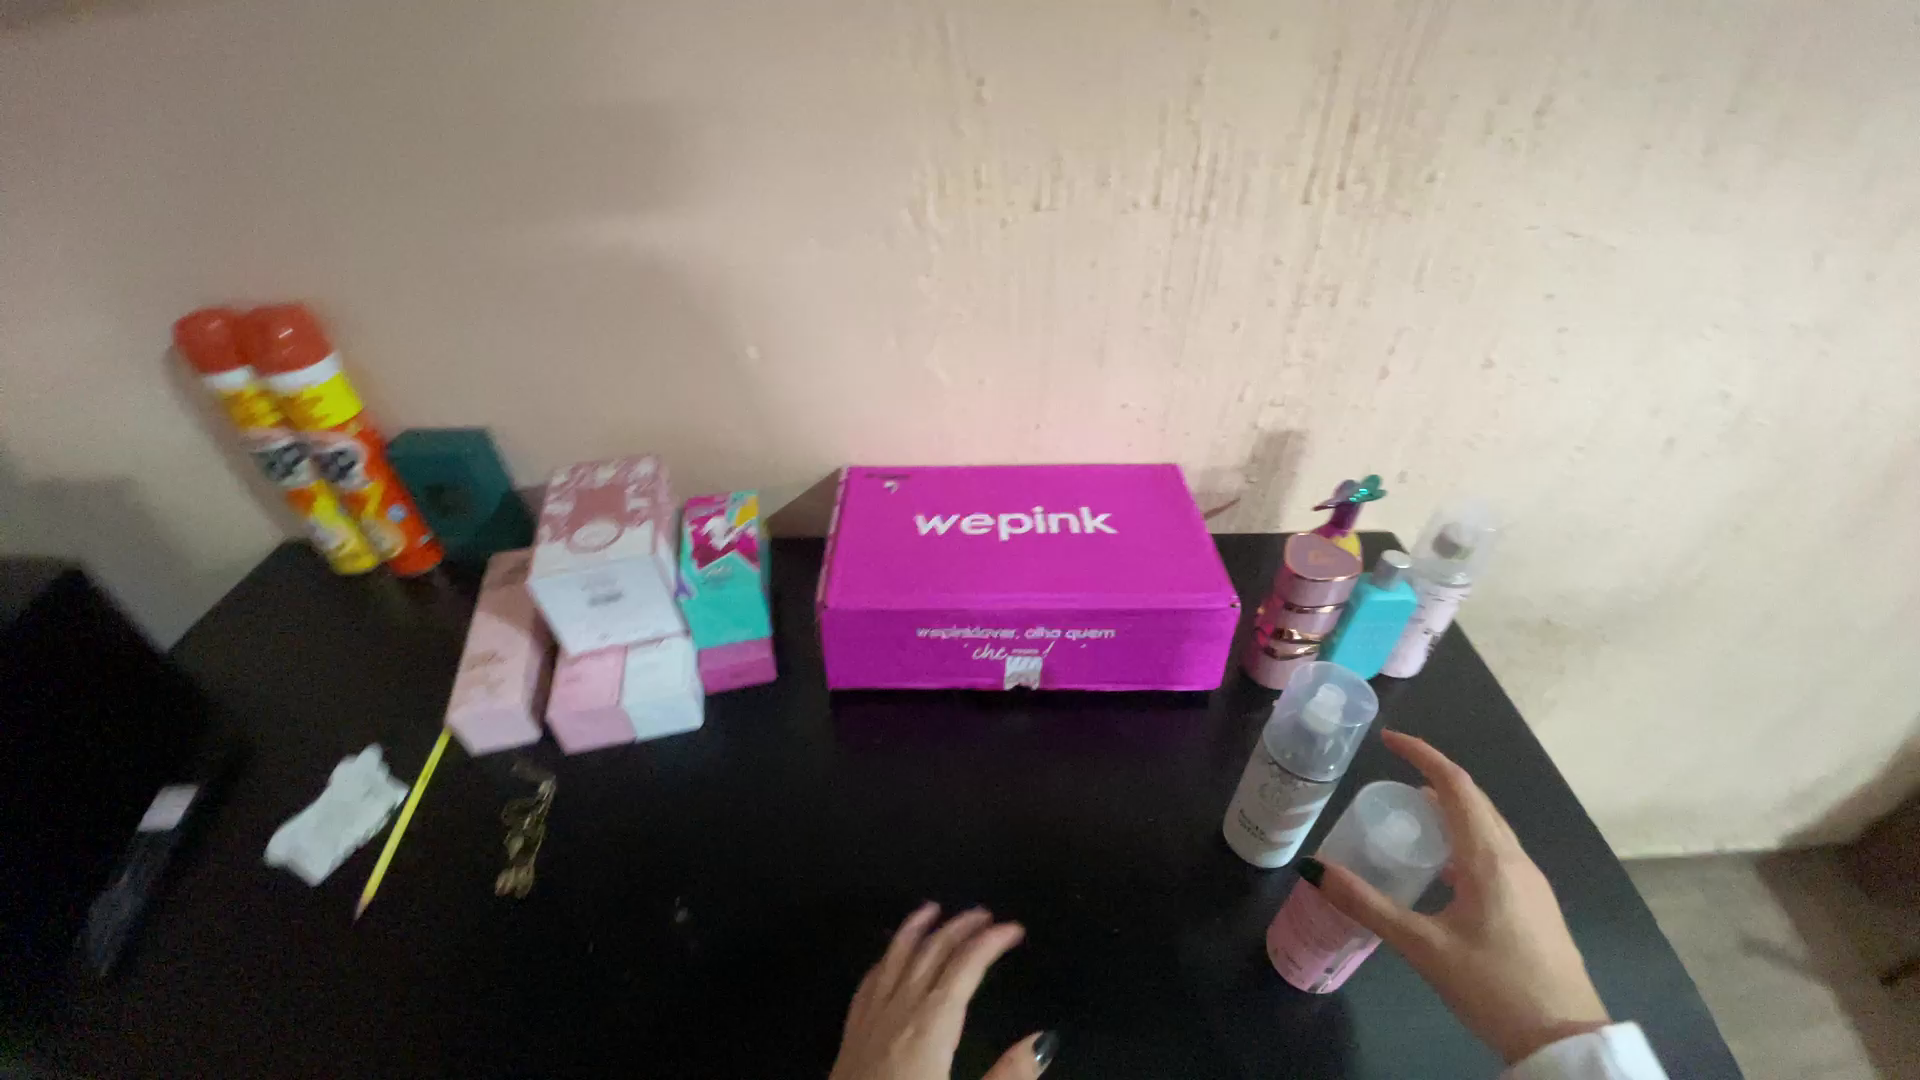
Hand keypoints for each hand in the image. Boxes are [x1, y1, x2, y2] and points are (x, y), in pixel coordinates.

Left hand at [831, 903, 1057, 1079]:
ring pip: (895, 956)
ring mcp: (870, 1020)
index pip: (966, 967)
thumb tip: (1042, 1039)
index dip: (991, 942)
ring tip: (933, 908)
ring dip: (916, 928)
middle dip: (960, 926)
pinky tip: (888, 956)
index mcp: (931, 1026)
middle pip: (932, 952)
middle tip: (985, 914)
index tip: (1015, 929)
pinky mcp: (850, 1035)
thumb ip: (1008, 1077)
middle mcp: (900, 1010)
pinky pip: (869, 981)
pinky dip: (885, 958)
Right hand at [1307, 731, 1610, 1064]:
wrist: (1569, 1047)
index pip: (1456, 786)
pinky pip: (1494, 851)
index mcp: (1490, 859)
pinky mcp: (1534, 906)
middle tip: (1392, 772)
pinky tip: (1441, 866)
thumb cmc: (1495, 988)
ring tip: (1409, 812)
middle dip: (1434, 776)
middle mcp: (1515, 861)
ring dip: (1450, 807)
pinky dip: (1463, 837)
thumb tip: (1313, 868)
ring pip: (1488, 826)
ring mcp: (1530, 884)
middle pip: (1475, 800)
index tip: (1388, 740)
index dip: (1423, 755)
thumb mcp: (1422, 946)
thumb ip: (1366, 904)